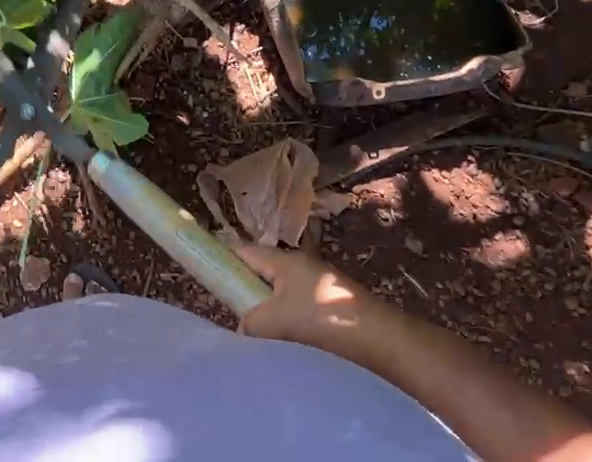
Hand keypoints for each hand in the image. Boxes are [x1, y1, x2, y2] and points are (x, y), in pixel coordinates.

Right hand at [230, 243, 375, 348]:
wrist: (384, 340)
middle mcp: (300, 265)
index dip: (221, 258)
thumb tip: (244, 329)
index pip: (242, 251)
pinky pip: (299, 307)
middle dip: (246, 290)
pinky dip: (290, 319)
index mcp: (283, 259)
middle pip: (261, 272)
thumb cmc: (324, 319)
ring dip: (270, 309)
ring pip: (281, 293)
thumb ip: (250, 322)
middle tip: (234, 311)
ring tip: (263, 332)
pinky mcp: (334, 304)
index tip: (207, 274)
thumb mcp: (276, 321)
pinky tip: (291, 340)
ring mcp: (319, 284)